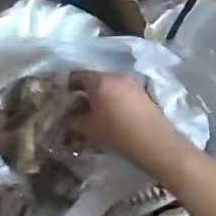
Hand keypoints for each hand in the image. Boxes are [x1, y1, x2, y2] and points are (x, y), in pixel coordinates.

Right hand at [69, 71, 189, 171]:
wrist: (150, 139)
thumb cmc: (115, 131)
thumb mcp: (88, 127)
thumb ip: (72, 119)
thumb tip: (66, 115)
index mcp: (99, 81)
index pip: (77, 75)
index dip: (68, 85)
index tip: (65, 96)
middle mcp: (116, 75)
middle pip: (95, 78)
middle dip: (85, 90)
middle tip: (79, 104)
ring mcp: (131, 82)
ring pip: (110, 83)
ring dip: (101, 93)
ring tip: (97, 109)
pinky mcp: (142, 91)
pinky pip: (122, 89)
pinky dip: (114, 96)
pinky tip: (114, 111)